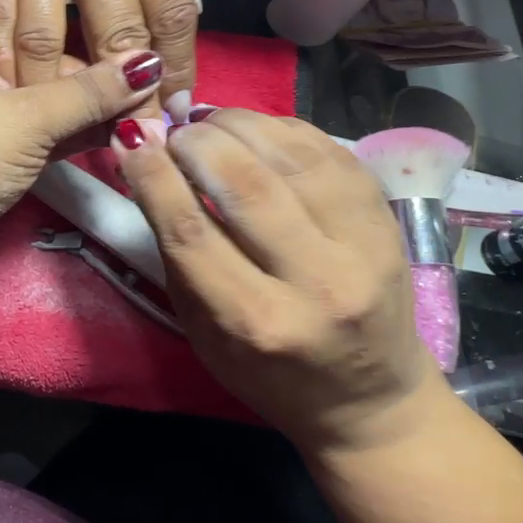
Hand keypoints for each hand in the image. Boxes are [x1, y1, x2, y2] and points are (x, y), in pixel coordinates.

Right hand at [0, 0, 196, 116]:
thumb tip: (159, 16)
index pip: (171, 13)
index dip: (176, 70)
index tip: (176, 104)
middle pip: (115, 39)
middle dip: (127, 99)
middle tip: (135, 139)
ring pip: (45, 45)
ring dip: (59, 95)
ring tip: (70, 128)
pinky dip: (7, 63)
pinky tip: (14, 91)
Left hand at [0, 0, 164, 263]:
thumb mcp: (27, 118)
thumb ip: (91, 90)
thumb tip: (150, 62)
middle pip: (48, 46)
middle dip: (99, 60)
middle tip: (160, 65)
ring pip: (55, 91)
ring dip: (99, 101)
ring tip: (159, 101)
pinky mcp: (6, 145)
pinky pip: (53, 126)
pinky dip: (85, 129)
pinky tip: (133, 128)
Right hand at [118, 110, 445, 455]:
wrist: (369, 402)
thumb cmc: (265, 373)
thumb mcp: (200, 329)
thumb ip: (177, 253)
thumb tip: (147, 170)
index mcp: (255, 322)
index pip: (191, 231)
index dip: (153, 176)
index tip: (131, 142)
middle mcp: (317, 285)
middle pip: (247, 187)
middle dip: (198, 143)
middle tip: (171, 130)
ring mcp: (366, 253)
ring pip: (296, 160)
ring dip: (242, 125)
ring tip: (208, 120)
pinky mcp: (392, 229)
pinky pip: (335, 156)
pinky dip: (286, 130)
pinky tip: (255, 127)